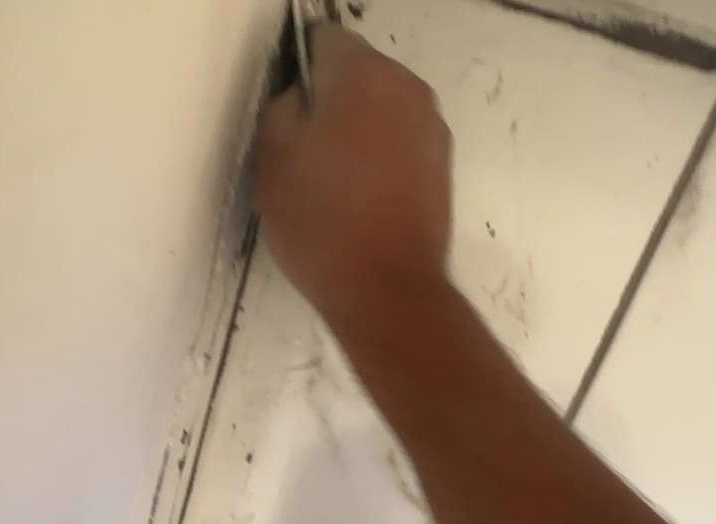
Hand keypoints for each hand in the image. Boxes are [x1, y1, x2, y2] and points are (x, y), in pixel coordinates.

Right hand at [254, 25, 452, 326]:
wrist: (385, 291)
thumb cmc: (321, 228)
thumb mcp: (271, 167)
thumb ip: (280, 113)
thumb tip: (298, 101)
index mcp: (361, 75)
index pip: (323, 40)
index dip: (299, 74)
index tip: (289, 119)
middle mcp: (406, 87)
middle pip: (358, 75)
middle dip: (332, 104)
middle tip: (308, 161)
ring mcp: (431, 127)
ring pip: (383, 112)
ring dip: (360, 133)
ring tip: (337, 188)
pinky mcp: (443, 166)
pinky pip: (402, 145)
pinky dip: (383, 161)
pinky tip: (365, 203)